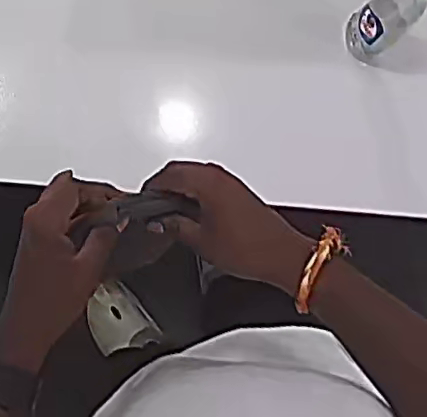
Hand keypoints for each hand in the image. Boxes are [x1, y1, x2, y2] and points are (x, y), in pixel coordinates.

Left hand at [0, 171, 123, 371]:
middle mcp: (34, 216)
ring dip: (84, 204)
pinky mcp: (34, 236)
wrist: (27, 327)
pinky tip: (91, 229)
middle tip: (115, 207)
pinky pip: (56, 213)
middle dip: (93, 195)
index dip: (100, 191)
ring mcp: (32, 225)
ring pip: (60, 199)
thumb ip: (104, 238)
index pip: (74, 187)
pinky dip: (74, 215)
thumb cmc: (49, 305)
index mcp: (44, 219)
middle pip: (66, 188)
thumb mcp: (87, 270)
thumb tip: (115, 220)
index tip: (119, 200)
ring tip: (107, 218)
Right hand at [143, 161, 314, 295]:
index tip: (143, 197)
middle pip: (179, 169)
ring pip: (193, 173)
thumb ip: (175, 227)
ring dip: (178, 185)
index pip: (168, 175)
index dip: (152, 187)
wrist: (283, 257)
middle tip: (152, 202)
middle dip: (163, 183)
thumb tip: (159, 222)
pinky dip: (192, 188)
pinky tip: (190, 208)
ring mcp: (227, 181)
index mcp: (206, 181)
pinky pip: (205, 179)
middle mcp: (217, 175)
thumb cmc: (251, 249)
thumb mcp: (202, 242)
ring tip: (169, 207)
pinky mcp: (235, 189)